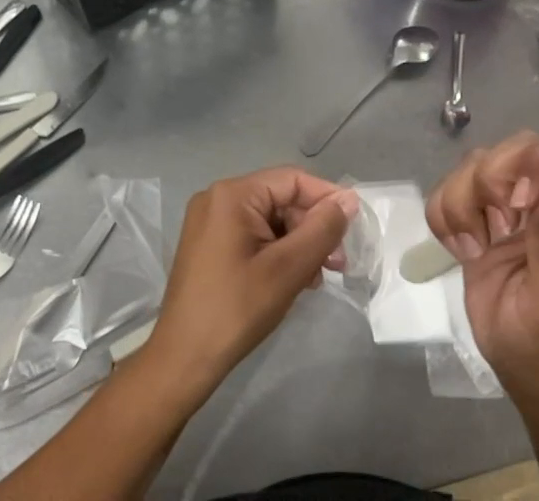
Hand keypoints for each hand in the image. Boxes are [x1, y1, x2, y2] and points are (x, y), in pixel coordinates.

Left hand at [147, 167, 356, 383]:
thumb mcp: (288, 268)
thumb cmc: (236, 308)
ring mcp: (210, 223)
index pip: (292, 180)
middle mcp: (217, 199)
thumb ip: (322, 229)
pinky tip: (293, 281)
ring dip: (298, 245)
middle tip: (338, 264)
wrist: (184, 358)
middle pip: (281, 200)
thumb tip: (349, 199)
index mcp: (232, 195)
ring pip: (270, 221)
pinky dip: (278, 254)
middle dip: (313, 229)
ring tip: (316, 279)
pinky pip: (254, 236)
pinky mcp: (209, 246)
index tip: (355, 226)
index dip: (328, 199)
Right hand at [426, 132, 538, 410]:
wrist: (530, 377)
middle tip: (498, 229)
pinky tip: (458, 251)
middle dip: (495, 179)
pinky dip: (442, 216)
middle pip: (518, 148)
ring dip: (463, 201)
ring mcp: (509, 209)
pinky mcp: (476, 222)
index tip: (523, 201)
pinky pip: (447, 190)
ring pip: (476, 163)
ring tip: (475, 249)